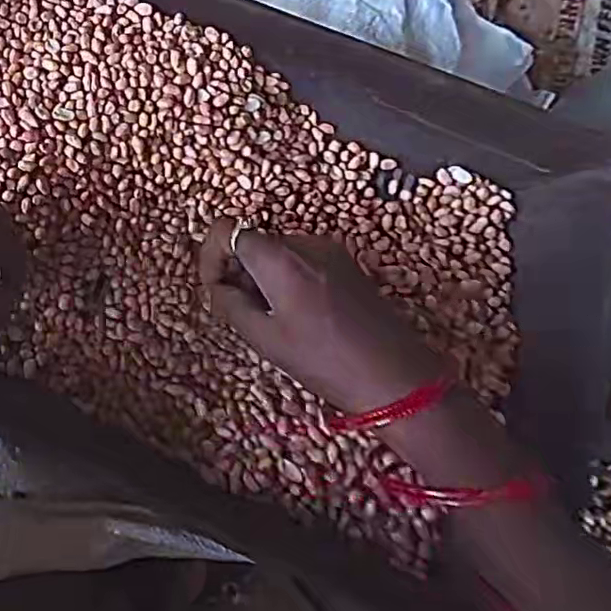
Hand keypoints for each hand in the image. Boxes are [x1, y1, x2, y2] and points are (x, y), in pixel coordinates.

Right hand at [196, 217, 444, 413]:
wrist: (400, 381)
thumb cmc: (327, 363)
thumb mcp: (265, 338)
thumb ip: (230, 304)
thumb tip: (216, 288)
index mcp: (282, 260)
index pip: (227, 230)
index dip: (210, 256)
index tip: (214, 287)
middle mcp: (306, 244)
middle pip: (250, 241)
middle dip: (235, 270)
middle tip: (238, 310)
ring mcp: (330, 251)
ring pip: (273, 251)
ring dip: (259, 276)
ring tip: (269, 318)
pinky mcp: (345, 264)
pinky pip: (298, 259)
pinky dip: (283, 278)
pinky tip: (294, 315)